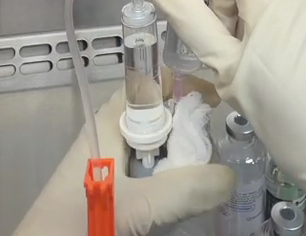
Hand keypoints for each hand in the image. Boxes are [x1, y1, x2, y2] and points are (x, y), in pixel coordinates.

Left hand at [13, 87, 232, 235]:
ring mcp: (111, 166)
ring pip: (157, 151)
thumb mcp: (132, 204)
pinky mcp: (113, 194)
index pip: (151, 83)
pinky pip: (150, 178)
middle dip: (191, 127)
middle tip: (221, 148)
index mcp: (110, 121)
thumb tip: (229, 175)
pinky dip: (171, 184)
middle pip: (159, 118)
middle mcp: (112, 136)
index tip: (217, 100)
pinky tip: (189, 200)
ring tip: (213, 174)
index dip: (183, 85)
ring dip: (184, 159)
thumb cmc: (76, 221)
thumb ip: (180, 190)